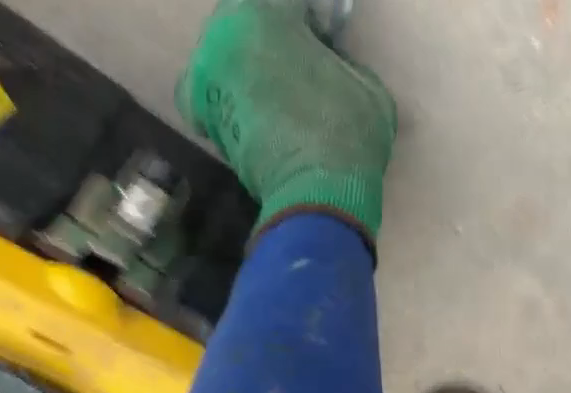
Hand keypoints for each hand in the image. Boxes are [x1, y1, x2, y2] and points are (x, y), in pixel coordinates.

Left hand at [178, 0, 398, 241]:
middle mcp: (221, 33)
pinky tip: (260, 118)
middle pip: (249, 23)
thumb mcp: (370, 90)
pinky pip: (217, 94)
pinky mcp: (200, 112)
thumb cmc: (349, 134)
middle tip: (303, 65)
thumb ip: (344, 62)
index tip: (327, 38)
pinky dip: (235, 101)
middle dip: (274, 40)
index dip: (313, 21)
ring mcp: (204, 73)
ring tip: (282, 96)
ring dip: (252, 70)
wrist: (317, 194)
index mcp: (263, 14)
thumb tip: (332, 59)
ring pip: (229, 57)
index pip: (290, 3)